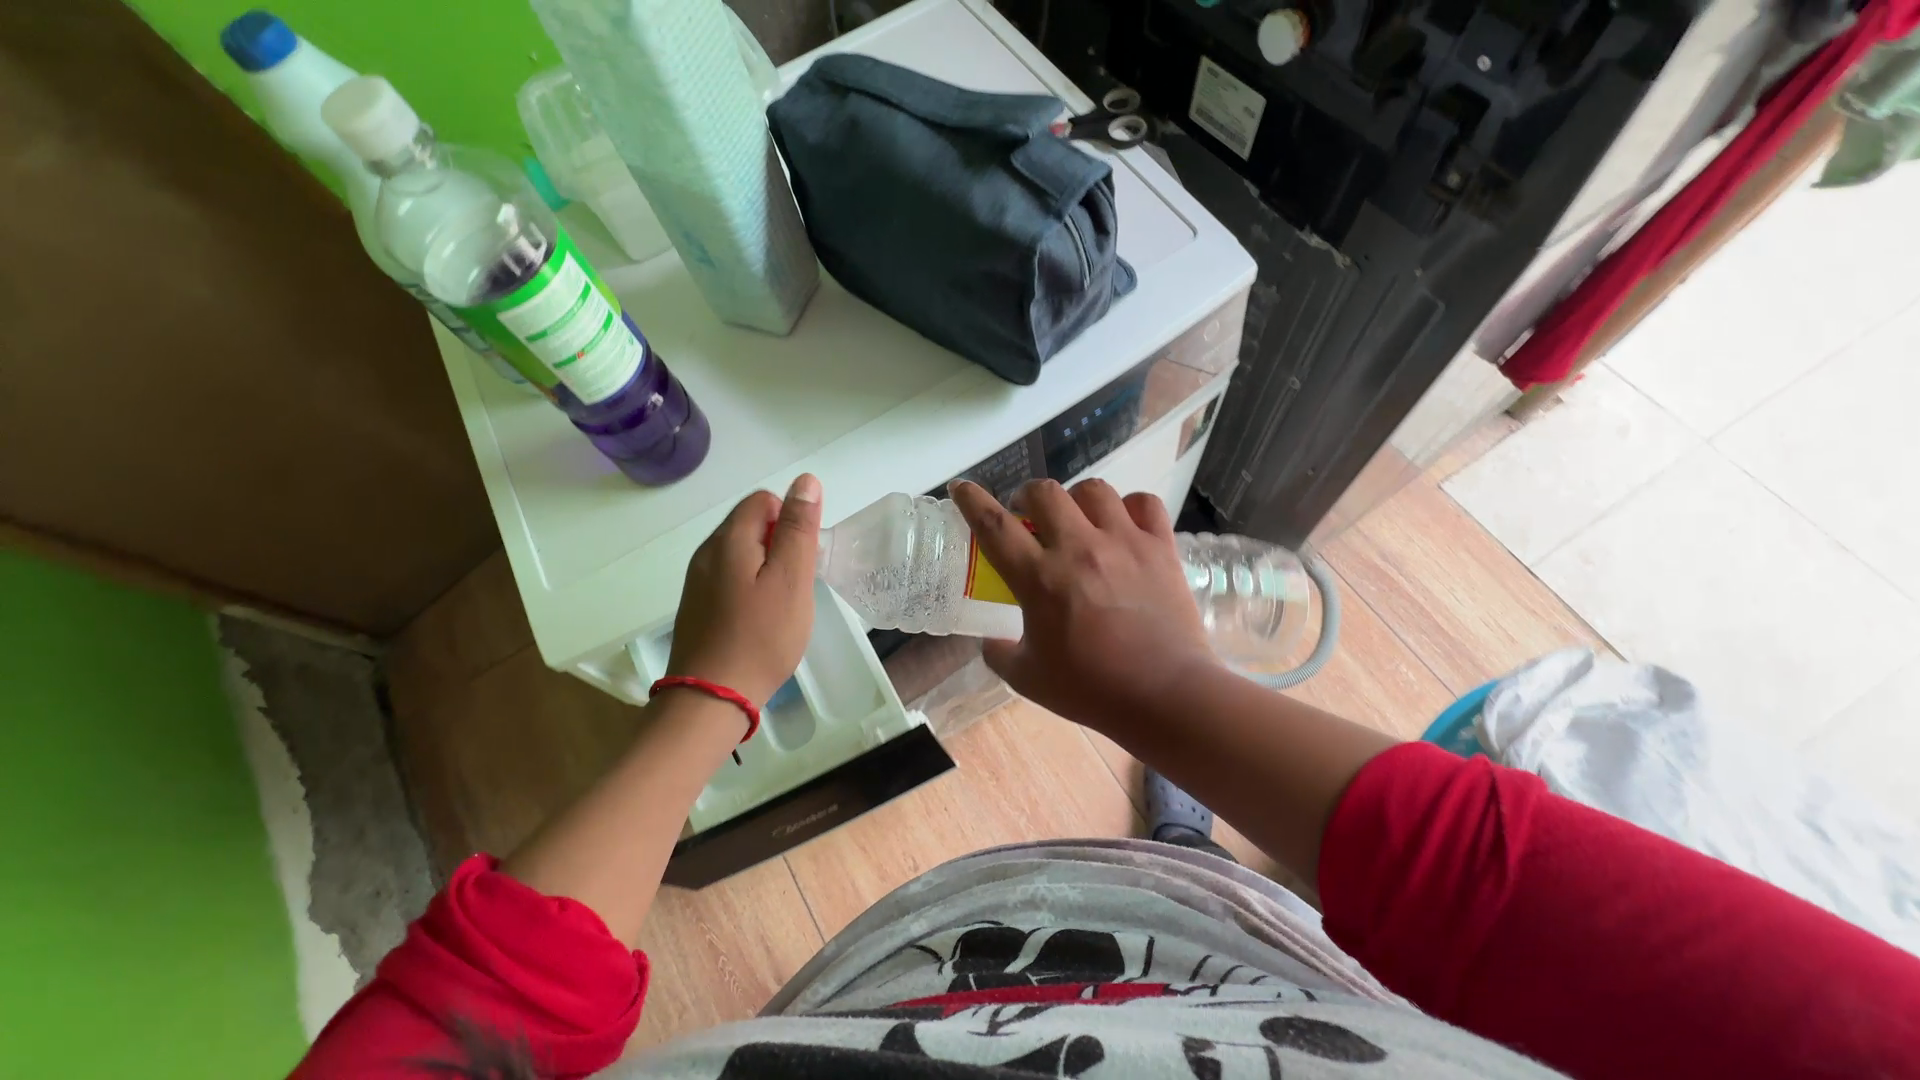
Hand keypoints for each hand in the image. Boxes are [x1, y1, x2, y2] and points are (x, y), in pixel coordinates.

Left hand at [666, 474, 821, 705]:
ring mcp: (697, 581)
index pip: (763, 500)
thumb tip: (805, 481)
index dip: (790, 520)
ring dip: (767, 568)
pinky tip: (760, 619)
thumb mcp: (791, 579)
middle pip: (750, 525)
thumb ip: (798, 528)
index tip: (803, 558)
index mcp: (729, 539)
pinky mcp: (697, 606)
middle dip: (780, 544)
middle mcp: (706, 552)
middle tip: (797, 585)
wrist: (712, 697)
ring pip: (740, 554)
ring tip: (781, 605)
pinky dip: (750, 588)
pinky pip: (729, 579)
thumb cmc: (761, 636)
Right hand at [950, 478, 1222, 733]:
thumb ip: (1000, 654)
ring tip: (1077, 518)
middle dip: (1026, 496)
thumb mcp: (1028, 679)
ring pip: (1093, 489)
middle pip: (1044, 492)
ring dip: (1076, 499)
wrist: (1165, 695)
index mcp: (1039, 579)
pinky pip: (1144, 503)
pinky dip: (1130, 507)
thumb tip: (990, 642)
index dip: (971, 501)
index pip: (994, 526)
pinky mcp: (1161, 547)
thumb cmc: (1091, 690)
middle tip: (1027, 515)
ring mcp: (1124, 543)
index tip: (961, 488)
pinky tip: (1124, 524)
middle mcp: (1079, 549)